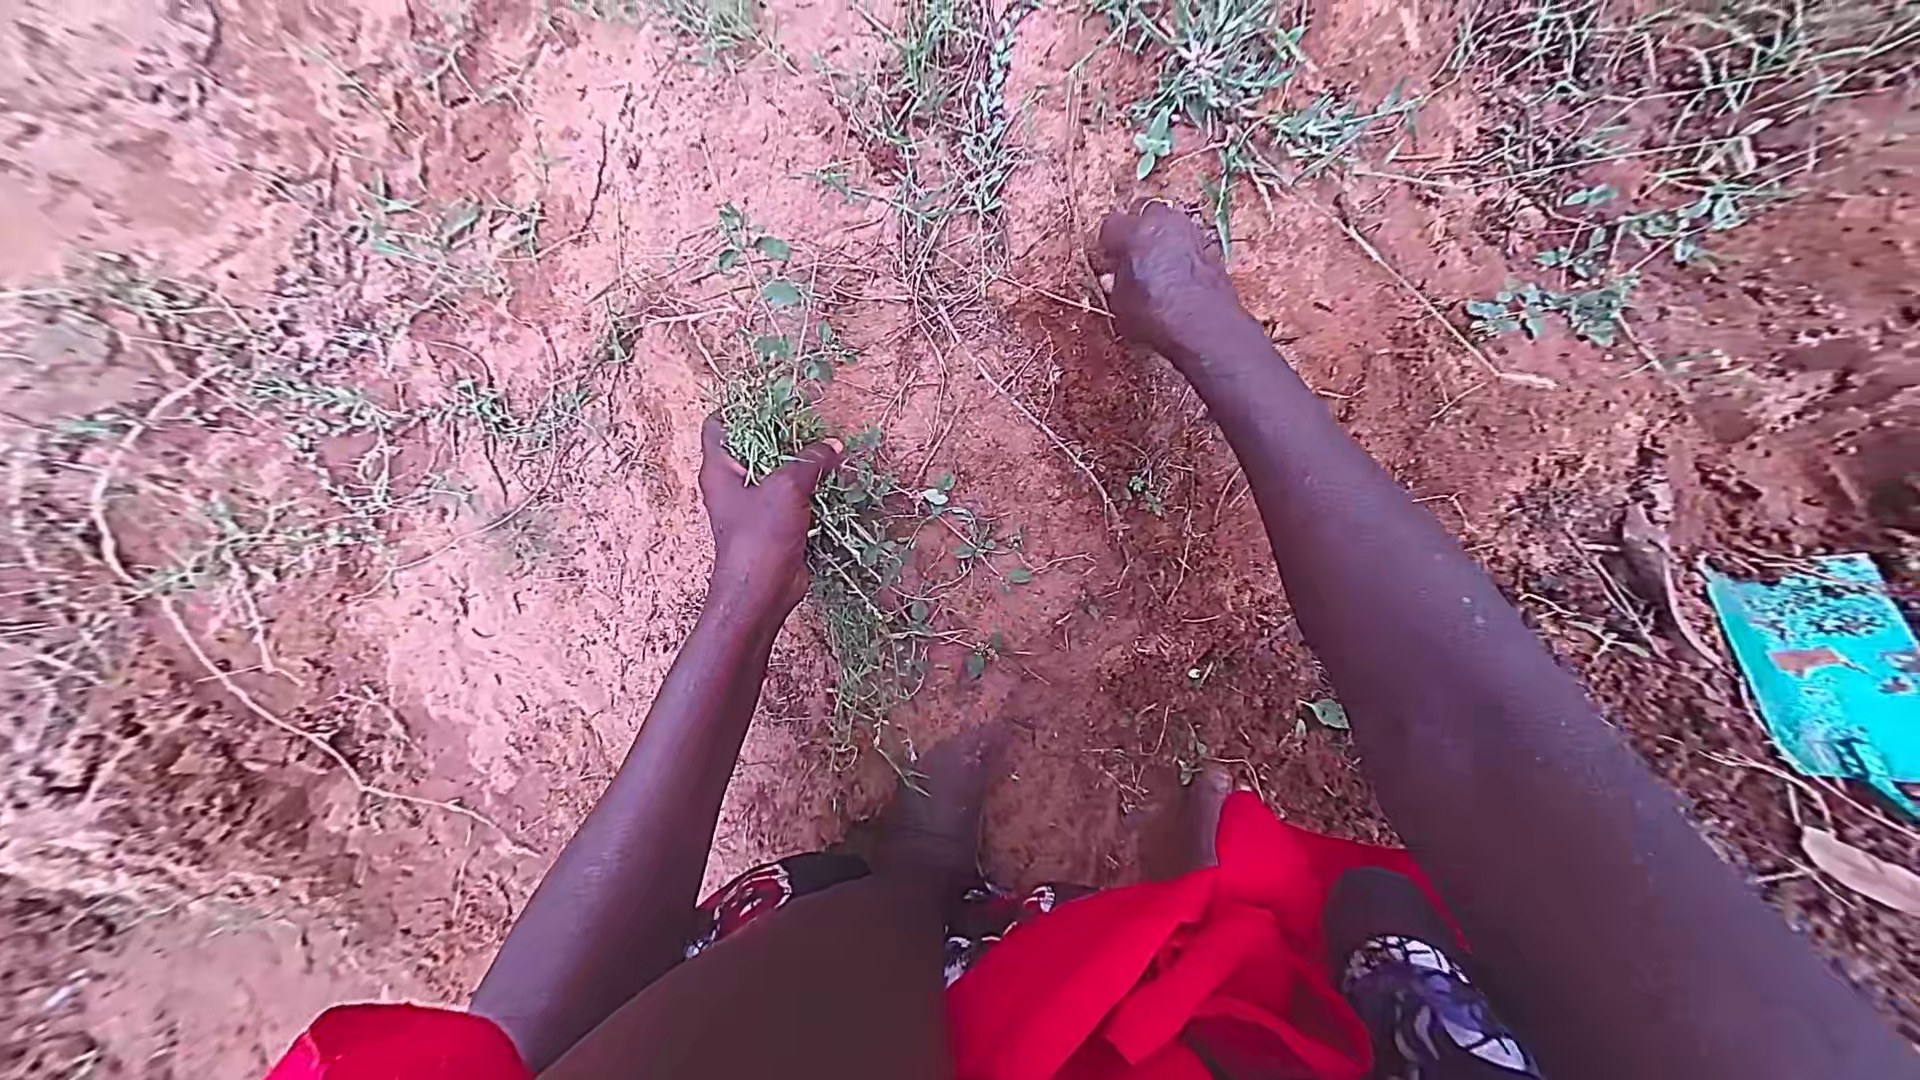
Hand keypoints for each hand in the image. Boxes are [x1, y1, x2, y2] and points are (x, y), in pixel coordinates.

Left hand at [698, 417, 842, 618]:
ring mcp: (752, 505)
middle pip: (753, 446)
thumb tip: (833, 446)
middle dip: (782, 434)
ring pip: (775, 472)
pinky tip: (831, 479)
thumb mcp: (787, 488)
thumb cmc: (761, 537)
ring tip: (826, 448)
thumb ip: (810, 461)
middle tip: (811, 423)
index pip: (720, 426)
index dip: (743, 409)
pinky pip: (790, 496)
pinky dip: (807, 487)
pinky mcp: (773, 524)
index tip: (776, 402)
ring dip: (799, 463)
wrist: (763, 592)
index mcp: (719, 470)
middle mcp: (732, 484)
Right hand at [1095, 201, 1256, 367]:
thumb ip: (1116, 282)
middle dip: (1137, 230)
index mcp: (1135, 232)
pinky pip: (1190, 242)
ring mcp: (1192, 232)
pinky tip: (1177, 277)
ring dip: (1162, 239)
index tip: (1107, 262)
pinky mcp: (1212, 247)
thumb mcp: (1120, 304)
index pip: (1111, 226)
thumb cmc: (1154, 315)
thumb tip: (1115, 277)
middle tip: (1132, 257)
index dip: (1107, 245)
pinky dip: (1182, 253)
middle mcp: (1164, 223)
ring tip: (1156, 267)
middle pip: (1145, 212)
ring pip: (1171, 224)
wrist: (1203, 326)